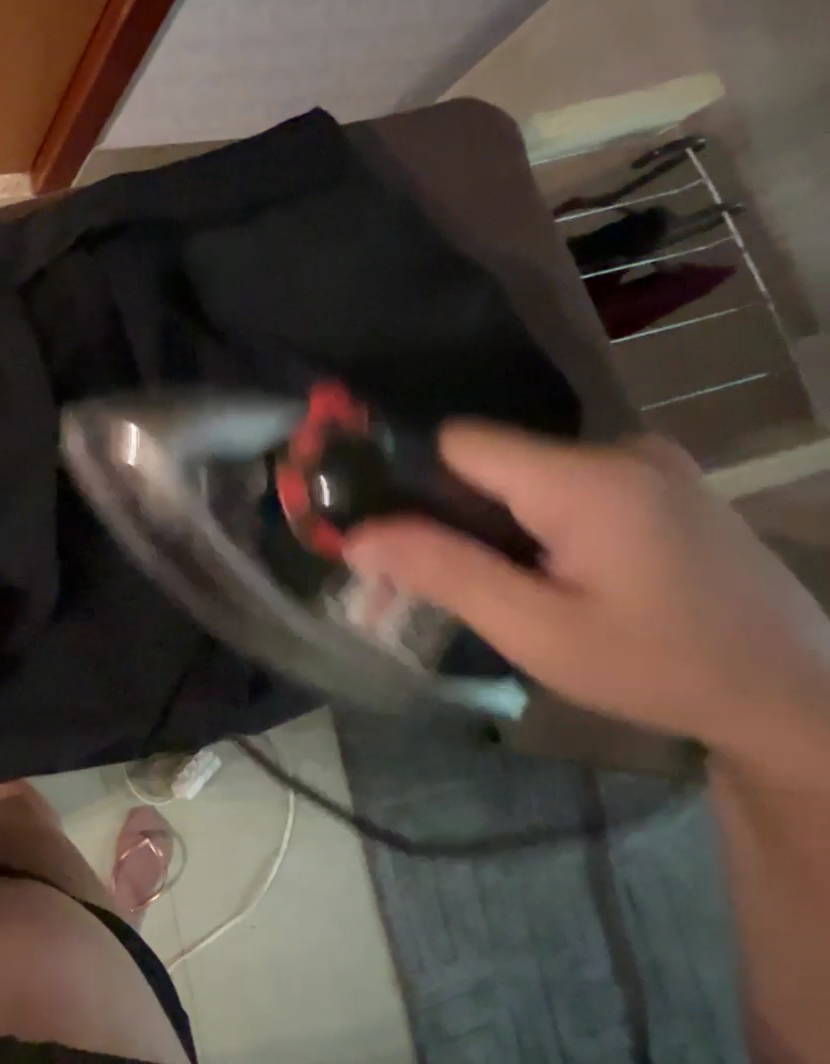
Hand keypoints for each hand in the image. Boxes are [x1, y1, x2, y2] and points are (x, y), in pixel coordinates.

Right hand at [345, 422, 829, 778]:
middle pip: (486, 461)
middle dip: (447, 515)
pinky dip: (529, 523)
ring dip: (489, 524)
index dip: (410, 483)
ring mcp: (647, 464)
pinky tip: (547, 575)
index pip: (457, 443)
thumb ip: (444, 572)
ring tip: (501, 588)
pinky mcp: (659, 483)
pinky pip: (559, 485)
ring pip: (519, 476)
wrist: (800, 694)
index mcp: (588, 480)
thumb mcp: (536, 631)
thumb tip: (353, 538)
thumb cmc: (661, 667)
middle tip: (436, 581)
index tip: (389, 537)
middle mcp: (620, 451)